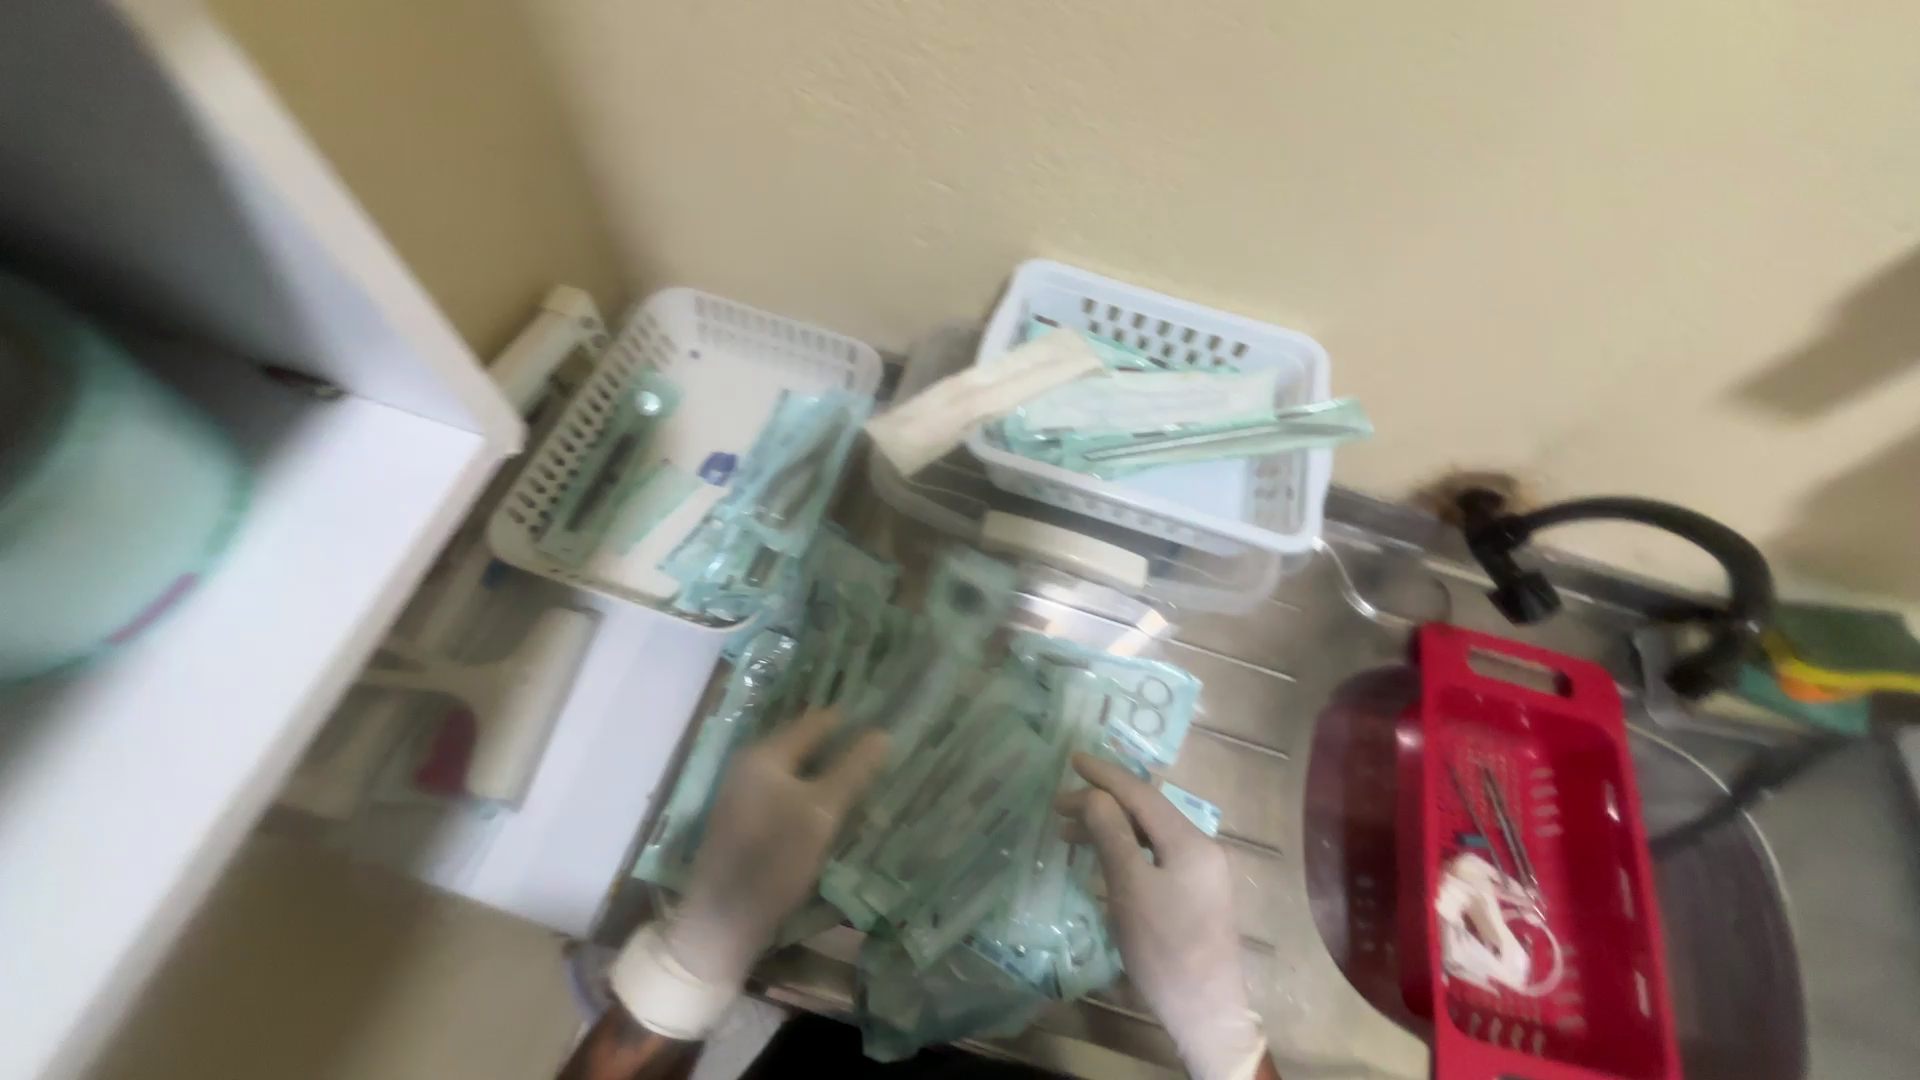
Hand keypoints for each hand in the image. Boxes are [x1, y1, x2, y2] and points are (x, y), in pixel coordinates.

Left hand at [611, 708, 885, 1040]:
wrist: (722, 923)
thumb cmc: (773, 859)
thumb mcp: (821, 812)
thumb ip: (853, 770)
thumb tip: (882, 733)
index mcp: (764, 754)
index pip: (817, 721)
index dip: (851, 721)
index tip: (886, 722)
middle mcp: (749, 766)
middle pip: (805, 745)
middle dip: (841, 747)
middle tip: (884, 751)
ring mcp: (745, 795)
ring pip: (798, 772)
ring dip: (829, 773)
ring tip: (868, 778)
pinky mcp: (747, 823)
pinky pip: (789, 794)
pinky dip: (814, 795)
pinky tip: (837, 807)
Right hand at [1057, 753, 1268, 1079]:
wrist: (1207, 1014)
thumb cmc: (1165, 949)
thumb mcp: (1130, 888)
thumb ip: (1112, 834)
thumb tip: (1095, 794)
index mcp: (1190, 841)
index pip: (1141, 794)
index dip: (1104, 775)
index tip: (1072, 760)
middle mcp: (1201, 847)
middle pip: (1145, 811)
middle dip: (1102, 802)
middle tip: (1059, 806)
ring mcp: (1200, 871)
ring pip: (1148, 833)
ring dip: (1110, 827)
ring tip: (1069, 833)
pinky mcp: (1194, 892)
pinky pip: (1154, 854)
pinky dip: (1125, 848)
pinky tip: (1102, 856)